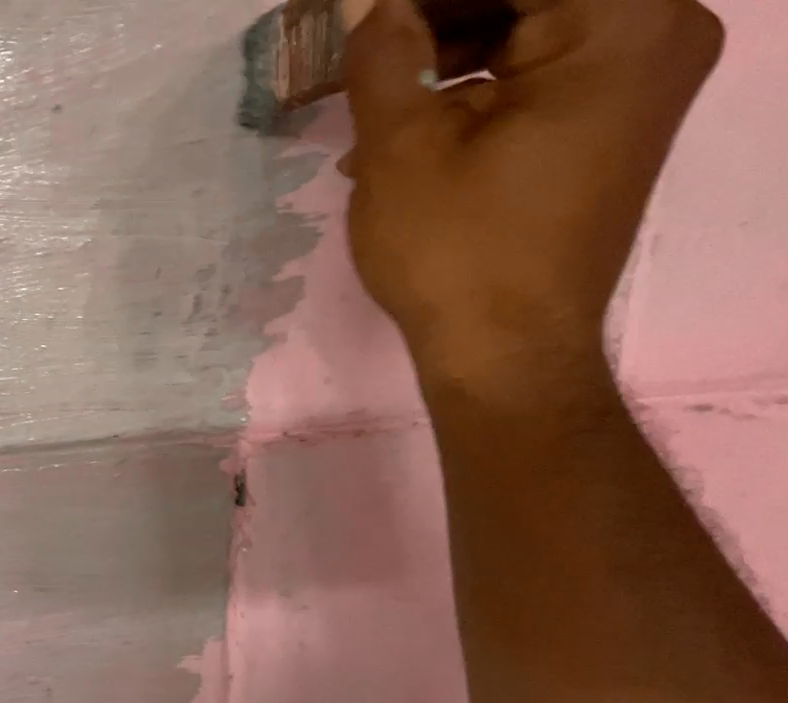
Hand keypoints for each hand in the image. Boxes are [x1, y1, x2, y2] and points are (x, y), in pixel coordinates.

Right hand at [341, 0, 723, 395]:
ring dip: (447, 49)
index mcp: (621, 20)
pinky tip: (406, 119)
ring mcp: (641, 77)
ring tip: (370, 90)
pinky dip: (473, 84)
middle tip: (363, 42)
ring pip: (530, 25)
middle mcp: (658, 29)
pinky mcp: (613, 120)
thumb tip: (373, 7)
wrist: (506, 349)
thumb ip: (386, 58)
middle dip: (435, 16)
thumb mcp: (400, 149)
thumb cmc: (455, 250)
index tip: (365, 14)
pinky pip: (540, 70)